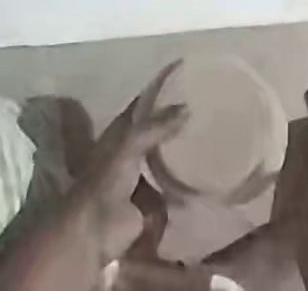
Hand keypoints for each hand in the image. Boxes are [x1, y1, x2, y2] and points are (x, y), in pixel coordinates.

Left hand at [68, 64, 189, 262]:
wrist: (96, 229)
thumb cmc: (107, 177)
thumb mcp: (131, 142)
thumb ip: (157, 125)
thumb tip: (187, 107)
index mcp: (122, 130)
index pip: (144, 104)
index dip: (161, 91)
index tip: (185, 78)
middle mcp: (131, 149)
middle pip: (158, 130)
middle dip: (177, 123)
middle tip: (205, 110)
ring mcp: (141, 176)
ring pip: (166, 158)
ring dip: (182, 154)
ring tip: (211, 140)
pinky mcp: (152, 201)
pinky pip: (172, 188)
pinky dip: (185, 185)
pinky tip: (206, 175)